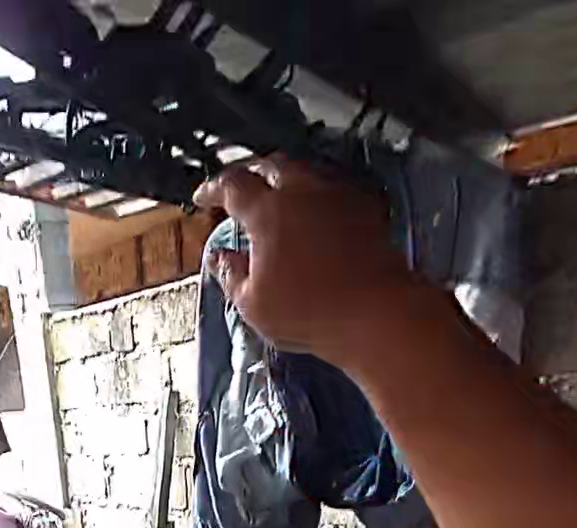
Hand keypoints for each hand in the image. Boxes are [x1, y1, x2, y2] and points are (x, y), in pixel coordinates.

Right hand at [193, 155, 427, 366]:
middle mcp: (303, 192)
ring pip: (301, 171)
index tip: (202, 197)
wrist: (373, 312)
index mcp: (268, 211)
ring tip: (267, 201)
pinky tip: (303, 214)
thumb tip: (220, 258)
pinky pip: (328, 187)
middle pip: (270, 165)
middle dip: (247, 174)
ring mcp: (337, 195)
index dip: (213, 189)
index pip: (232, 185)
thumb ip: (230, 274)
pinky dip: (308, 194)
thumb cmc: (306, 312)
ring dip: (279, 180)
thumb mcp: (251, 302)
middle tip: (233, 191)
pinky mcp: (363, 207)